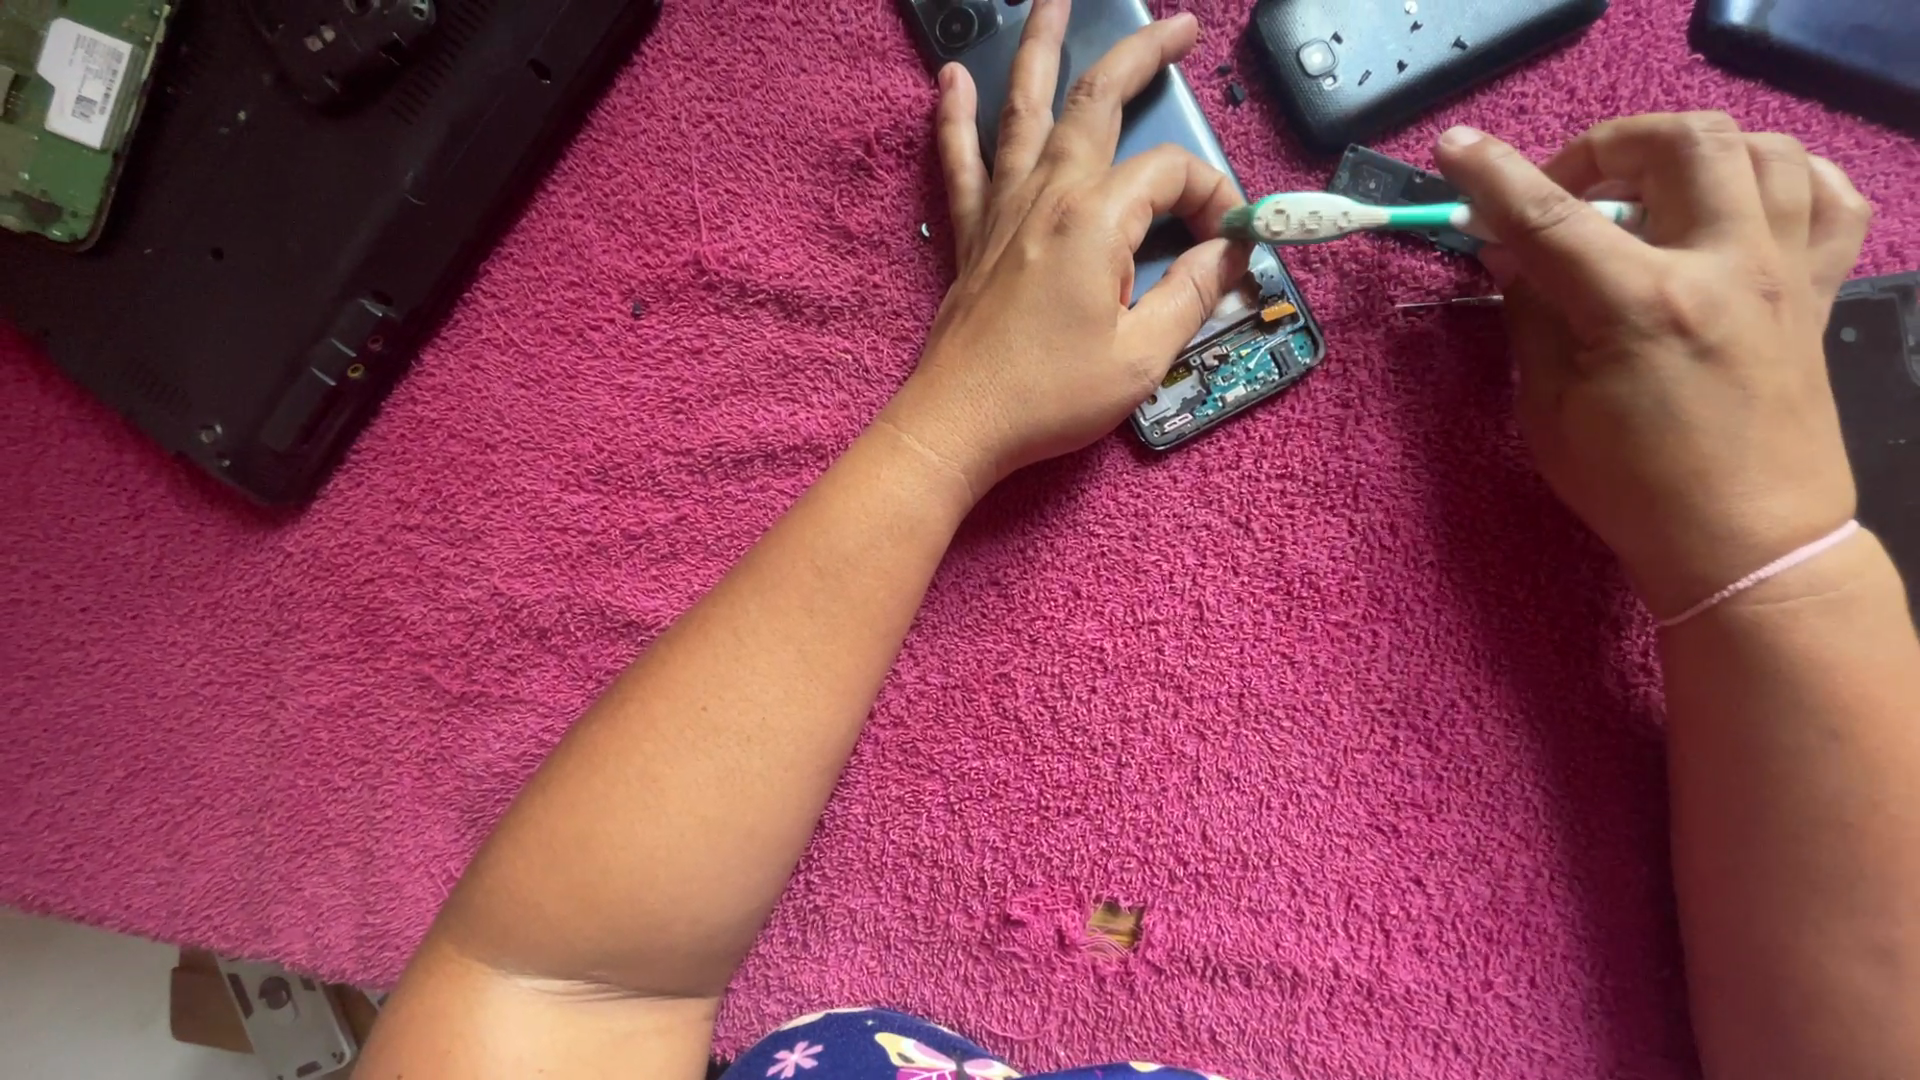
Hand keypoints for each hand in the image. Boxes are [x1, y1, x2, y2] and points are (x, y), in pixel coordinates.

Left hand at [877, 0, 1246, 496]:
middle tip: (1179, 28)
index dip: (1213, 198)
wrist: (960, 423)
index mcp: (1095, 220)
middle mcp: (1046, 195)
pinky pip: (960, 162)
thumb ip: (1191, 296)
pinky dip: (956, 118)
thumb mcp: (1141, 357)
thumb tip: (1229, 255)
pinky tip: (952, 79)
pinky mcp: (970, 235)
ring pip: (1023, 108)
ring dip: (1040, 46)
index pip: (1172, 173)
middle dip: (1143, 55)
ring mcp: (1001, 210)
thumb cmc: (1049, 398)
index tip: (1229, 244)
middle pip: (1096, 99)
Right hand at [1433, 114, 1872, 617]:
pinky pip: (1821, 191)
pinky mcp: (1818, 286)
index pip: (1553, 219)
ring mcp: (1785, 270)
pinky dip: (1768, 176)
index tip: (1454, 147)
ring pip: (1758, 147)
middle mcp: (1725, 268)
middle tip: (1559, 191)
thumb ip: (1532, 315)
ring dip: (1682, 152)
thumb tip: (1511, 254)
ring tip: (1635, 194)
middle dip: (1602, 146)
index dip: (1494, 176)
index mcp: (1640, 308)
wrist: (1741, 532)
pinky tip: (1724, 203)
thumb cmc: (1624, 482)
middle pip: (1678, 144)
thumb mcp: (1547, 405)